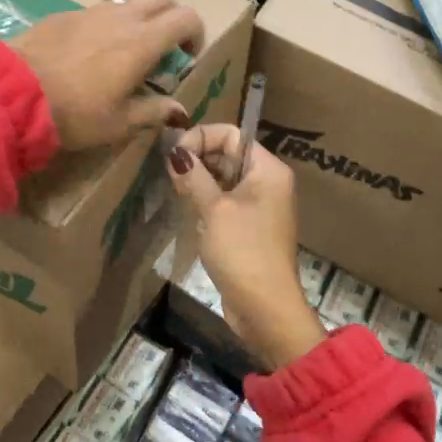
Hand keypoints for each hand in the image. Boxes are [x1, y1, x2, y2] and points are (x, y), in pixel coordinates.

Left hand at [13, 0, 203, 150]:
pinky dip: (105, 25)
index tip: (185, 59)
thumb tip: (179, 110)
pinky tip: (87, 54)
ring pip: (128, 1)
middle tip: (161, 49)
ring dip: (137, 19)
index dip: (195, 35)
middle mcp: (122, 17)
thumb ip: (153, 112)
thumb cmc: (75, 113)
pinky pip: (96, 11)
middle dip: (170, 17)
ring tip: (123, 52)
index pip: (187, 17)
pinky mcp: (64, 14)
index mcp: (143, 41)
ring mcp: (91, 11)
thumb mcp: (119, 123)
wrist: (14, 92)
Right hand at [165, 124, 326, 370]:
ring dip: (199, 181)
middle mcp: (268, 181)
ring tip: (178, 194)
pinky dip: (206, 201)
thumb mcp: (214, 209)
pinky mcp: (249, 227)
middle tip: (172, 178)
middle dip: (197, 159)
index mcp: (268, 169)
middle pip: (227, 153)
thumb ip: (193, 176)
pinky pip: (225, 201)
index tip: (174, 156)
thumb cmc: (243, 251)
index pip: (231, 134)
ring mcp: (260, 206)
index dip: (201, 137)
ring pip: (223, 178)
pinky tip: (189, 212)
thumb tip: (175, 153)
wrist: (265, 308)